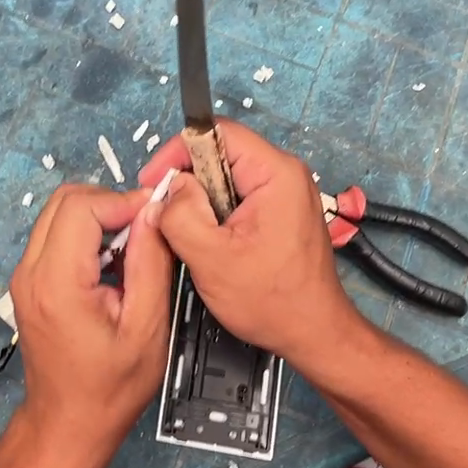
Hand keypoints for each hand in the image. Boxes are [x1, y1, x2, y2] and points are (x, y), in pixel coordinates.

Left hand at [7, 185, 175, 463]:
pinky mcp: (29, 282)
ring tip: (132, 250)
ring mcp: (25, 276)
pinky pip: (56, 235)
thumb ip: (150, 263)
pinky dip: (86, 235)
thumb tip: (154, 212)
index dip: (123, 202)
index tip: (156, 218)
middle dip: (110, 204)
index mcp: (57, 282)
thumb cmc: (110, 388)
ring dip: (98, 218)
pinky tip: (113, 265)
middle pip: (65, 200)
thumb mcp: (147, 328)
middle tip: (145, 230)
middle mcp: (30, 271)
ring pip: (58, 213)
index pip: (82, 206)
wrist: (67, 425)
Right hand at [139, 121, 364, 362]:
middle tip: (165, 213)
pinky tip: (209, 242)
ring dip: (200, 202)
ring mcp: (284, 193)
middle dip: (187, 181)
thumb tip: (168, 190)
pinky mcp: (279, 212)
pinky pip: (237, 197)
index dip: (178, 151)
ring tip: (188, 234)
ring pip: (225, 178)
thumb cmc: (273, 301)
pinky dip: (216, 215)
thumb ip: (181, 215)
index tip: (154, 180)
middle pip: (219, 155)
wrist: (314, 334)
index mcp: (275, 173)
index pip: (216, 134)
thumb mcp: (212, 258)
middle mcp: (284, 174)